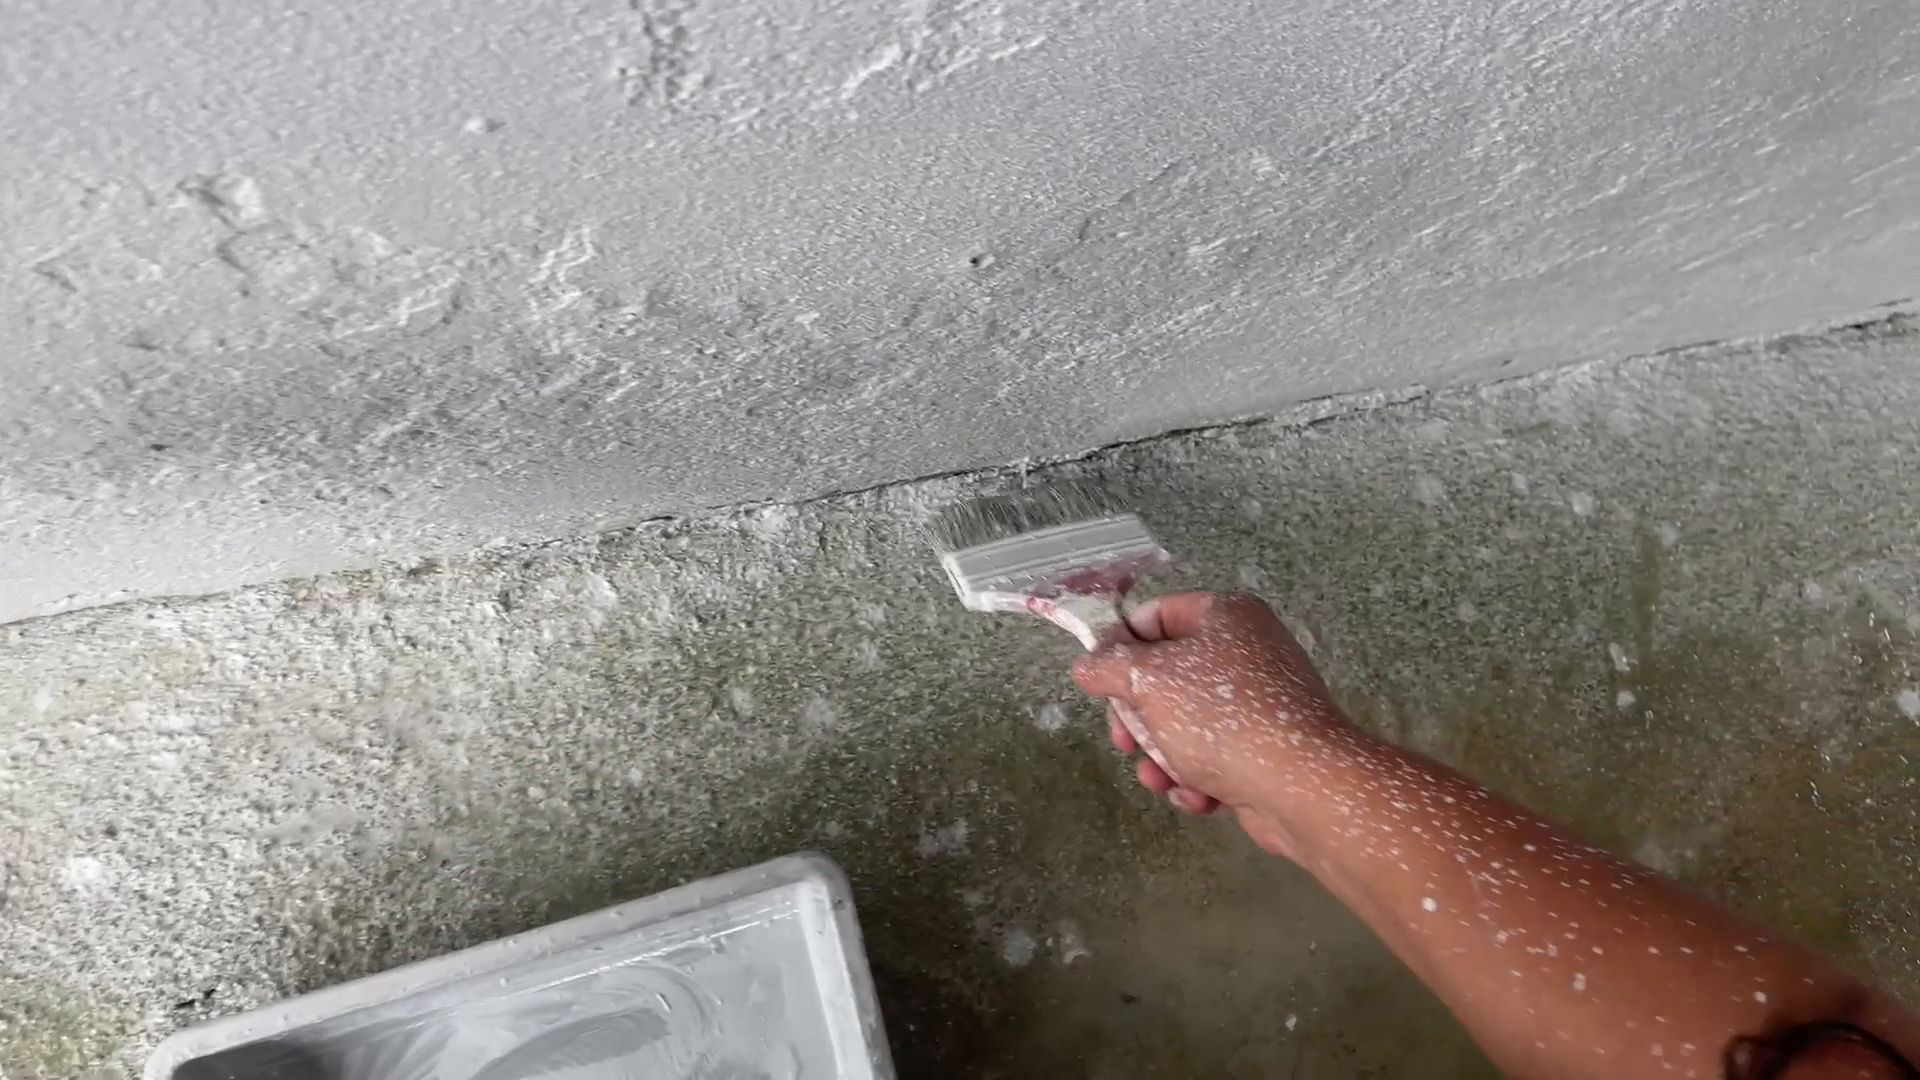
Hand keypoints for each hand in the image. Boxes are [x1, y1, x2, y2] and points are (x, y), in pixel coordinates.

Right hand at [1071, 592, 1345, 852]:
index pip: (1155, 616)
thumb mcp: (1148, 681)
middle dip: (1138, 717)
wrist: (1304, 790)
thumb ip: (1107, 665)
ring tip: (1159, 780)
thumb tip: (1084, 663)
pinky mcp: (1267, 747)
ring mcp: (1260, 701)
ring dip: (1162, 755)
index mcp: (1225, 616)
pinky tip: (1198, 798)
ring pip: (1184, 720)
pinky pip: (1215, 751)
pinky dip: (1198, 775)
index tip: (1099, 682)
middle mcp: (1246, 650)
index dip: (1119, 647)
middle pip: (1165, 675)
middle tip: (1125, 741)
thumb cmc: (1220, 718)